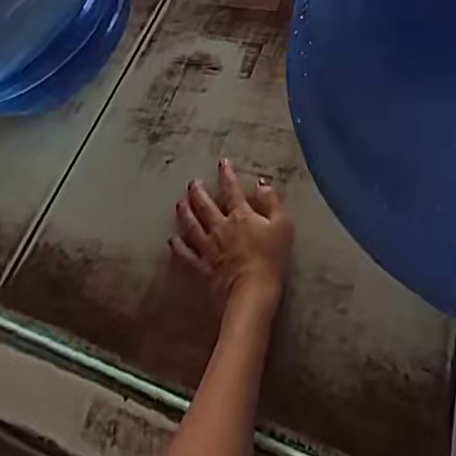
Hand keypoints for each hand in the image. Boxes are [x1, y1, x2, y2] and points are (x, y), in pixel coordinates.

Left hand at [171, 158, 292, 312]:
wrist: (252, 292)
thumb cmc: (271, 257)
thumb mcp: (282, 225)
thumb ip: (272, 202)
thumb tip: (262, 185)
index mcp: (240, 215)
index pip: (232, 190)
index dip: (227, 175)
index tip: (222, 163)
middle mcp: (220, 227)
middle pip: (205, 206)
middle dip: (198, 192)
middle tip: (191, 183)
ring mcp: (207, 248)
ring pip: (191, 227)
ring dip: (184, 213)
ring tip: (179, 203)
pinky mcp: (201, 267)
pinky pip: (186, 255)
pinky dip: (178, 246)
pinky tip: (173, 240)